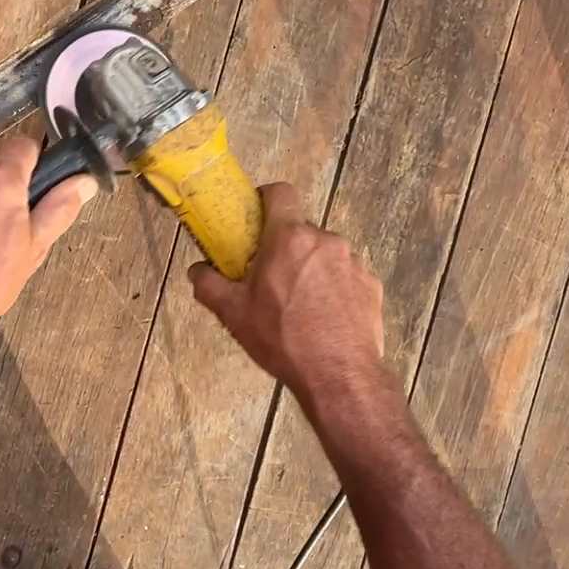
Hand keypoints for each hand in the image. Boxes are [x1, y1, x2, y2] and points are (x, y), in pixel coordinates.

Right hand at [189, 183, 386, 397]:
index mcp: (288, 238)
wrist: (338, 375)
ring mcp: (353, 263)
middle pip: (299, 231)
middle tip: (268, 281)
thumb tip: (196, 270)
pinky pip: (345, 278)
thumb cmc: (281, 339)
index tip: (255, 220)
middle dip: (283, 249)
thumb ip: (208, 285)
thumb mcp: (232, 314)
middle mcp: (325, 240)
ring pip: (323, 255)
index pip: (279, 193)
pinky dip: (333, 290)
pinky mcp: (372, 286)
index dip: (265, 199)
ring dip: (309, 270)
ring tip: (298, 308)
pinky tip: (323, 320)